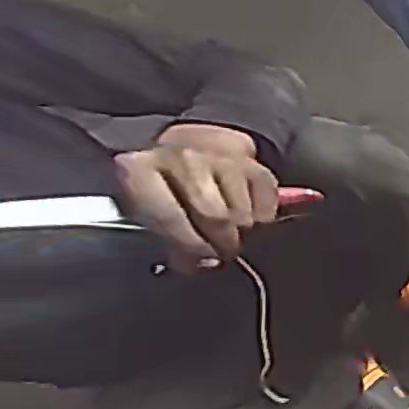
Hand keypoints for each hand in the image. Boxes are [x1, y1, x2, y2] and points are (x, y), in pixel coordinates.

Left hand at [114, 124, 276, 271]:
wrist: (199, 144)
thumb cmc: (169, 182)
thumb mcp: (151, 202)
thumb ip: (167, 233)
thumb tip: (192, 264)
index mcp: (141, 167)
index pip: (168, 214)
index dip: (187, 242)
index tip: (202, 259)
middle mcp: (183, 159)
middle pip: (214, 215)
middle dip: (222, 241)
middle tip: (225, 252)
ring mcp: (224, 161)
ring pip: (243, 214)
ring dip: (242, 230)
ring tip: (234, 231)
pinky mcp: (257, 168)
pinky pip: (267, 208)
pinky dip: (262, 218)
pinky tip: (249, 215)